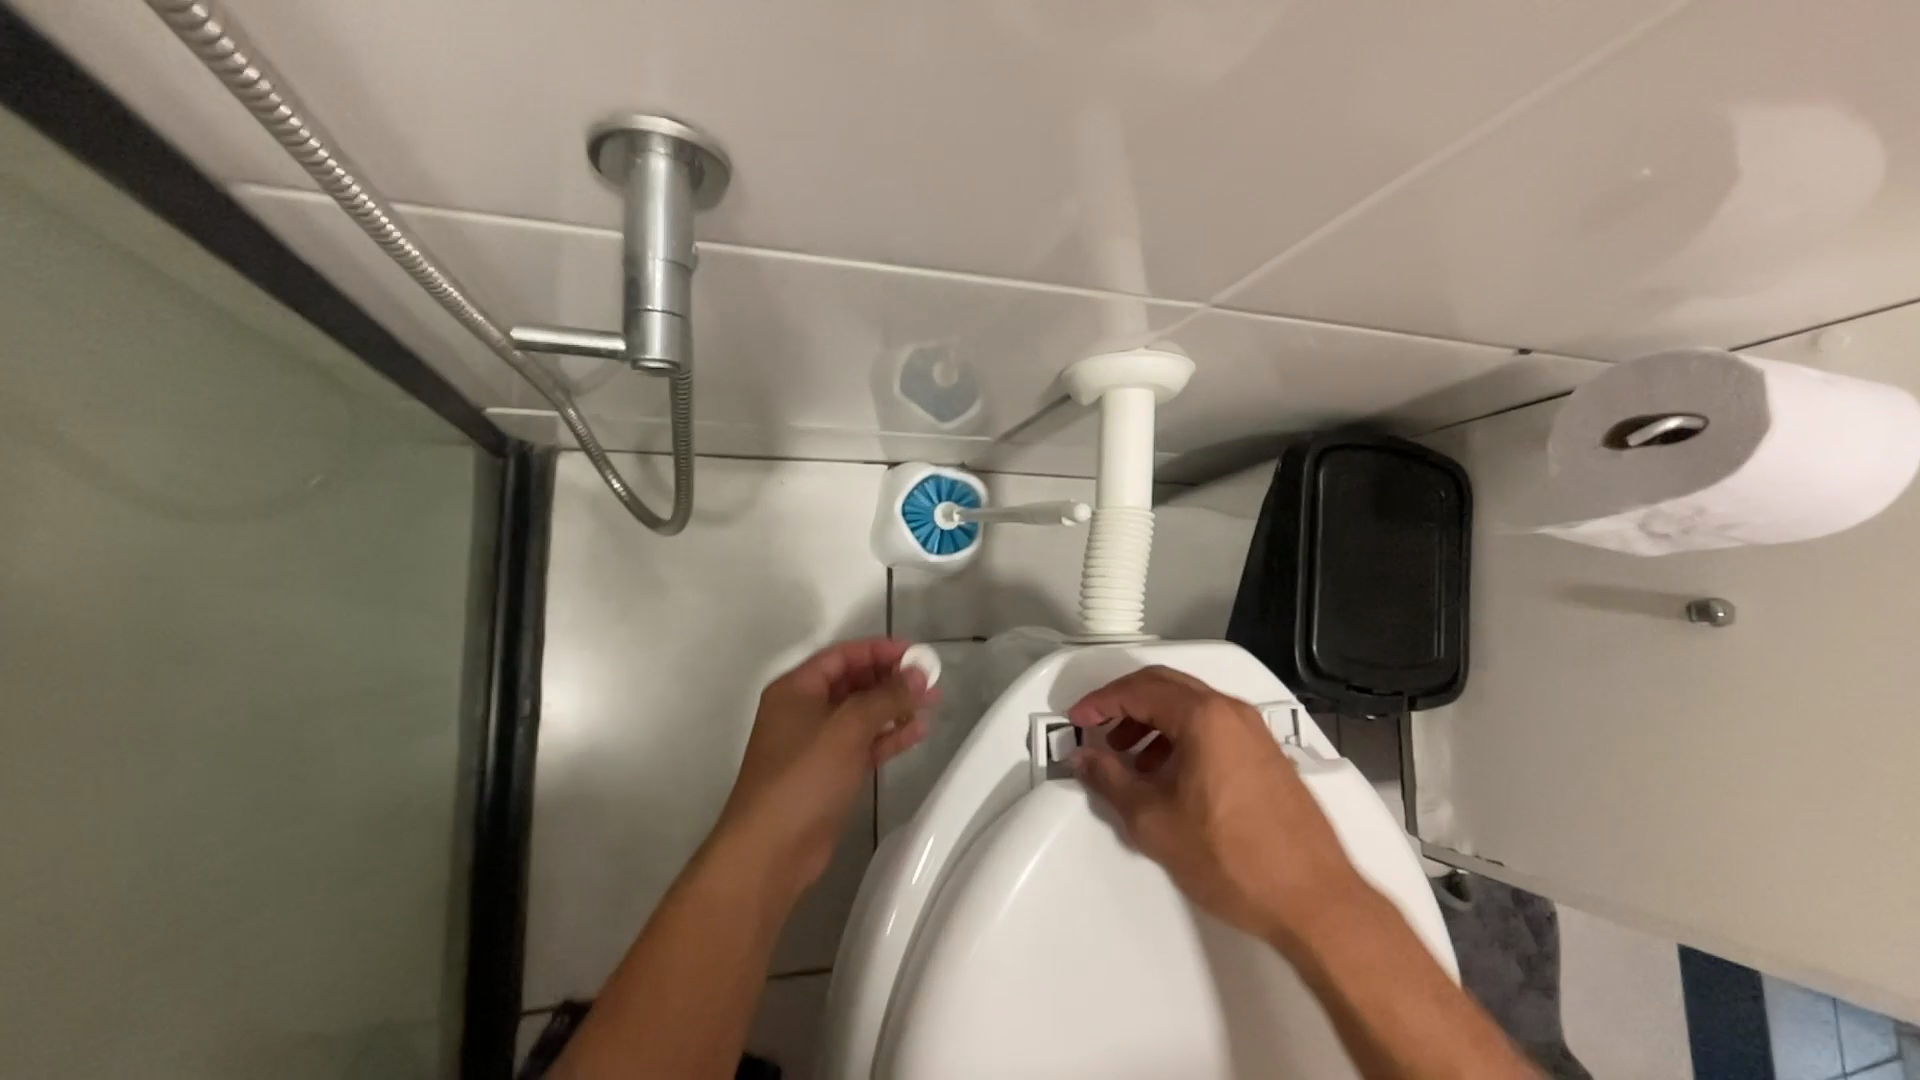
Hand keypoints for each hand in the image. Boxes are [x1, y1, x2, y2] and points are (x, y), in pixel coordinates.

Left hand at [715, 638, 935, 898]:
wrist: (772, 849)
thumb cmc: (803, 778)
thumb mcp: (847, 727)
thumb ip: (885, 697)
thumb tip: (918, 675)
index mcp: (796, 689)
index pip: (842, 656)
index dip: (879, 650)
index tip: (917, 654)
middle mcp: (804, 710)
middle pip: (853, 683)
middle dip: (891, 679)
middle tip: (931, 680)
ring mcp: (817, 744)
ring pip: (862, 714)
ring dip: (895, 707)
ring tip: (933, 703)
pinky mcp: (831, 773)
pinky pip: (864, 744)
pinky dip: (889, 736)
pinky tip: (917, 732)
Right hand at [1067, 666, 1369, 951]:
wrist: (1312, 900)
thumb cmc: (1237, 860)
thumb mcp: (1153, 820)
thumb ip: (1111, 780)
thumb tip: (1085, 760)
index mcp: (1205, 718)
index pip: (1139, 690)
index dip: (1100, 701)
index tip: (1078, 718)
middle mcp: (1233, 714)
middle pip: (1166, 687)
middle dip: (1124, 704)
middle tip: (1096, 727)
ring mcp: (1255, 734)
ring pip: (1190, 707)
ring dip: (1152, 722)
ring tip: (1127, 758)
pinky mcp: (1266, 757)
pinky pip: (1212, 728)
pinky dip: (1179, 737)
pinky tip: (1165, 775)